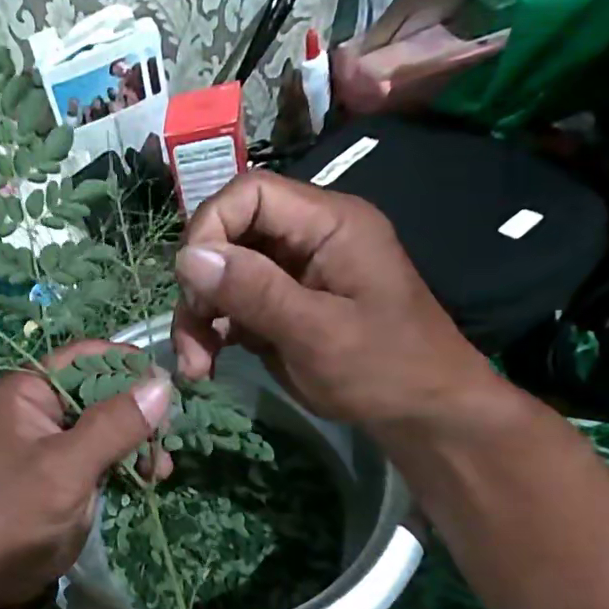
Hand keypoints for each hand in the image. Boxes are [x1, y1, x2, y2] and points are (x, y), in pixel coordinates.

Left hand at [0, 341, 173, 608]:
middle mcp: (41, 407)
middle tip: (168, 434)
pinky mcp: (71, 468)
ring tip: (160, 467)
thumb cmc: (18, 515)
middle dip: (139, 409)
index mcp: (26, 392)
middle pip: (102, 388)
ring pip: (112, 422)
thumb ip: (114, 424)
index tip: (167, 383)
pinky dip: (133, 460)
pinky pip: (110, 450)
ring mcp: (57, 439)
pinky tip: (152, 478)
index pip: (83, 357)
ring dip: (141, 439)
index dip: (125, 364)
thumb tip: (163, 383)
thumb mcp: (67, 467)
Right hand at [171, 169, 503, 430]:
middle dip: (200, 285)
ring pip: (222, 274)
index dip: (210, 228)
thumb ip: (255, 291)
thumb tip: (187, 257)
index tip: (191, 282)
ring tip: (196, 366)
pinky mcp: (282, 307)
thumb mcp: (318, 333)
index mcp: (329, 223)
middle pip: (229, 236)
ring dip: (200, 316)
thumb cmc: (384, 369)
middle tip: (192, 336)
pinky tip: (207, 364)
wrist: (421, 415)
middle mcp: (307, 239)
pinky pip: (232, 305)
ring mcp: (293, 274)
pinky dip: (213, 332)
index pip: (251, 194)